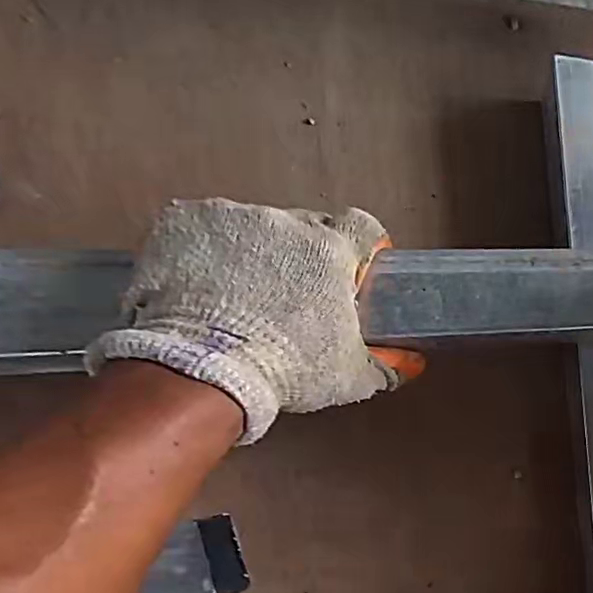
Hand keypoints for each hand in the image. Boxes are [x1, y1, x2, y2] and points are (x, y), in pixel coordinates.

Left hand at [88, 198, 422, 443]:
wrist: (206, 369)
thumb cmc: (289, 369)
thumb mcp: (353, 377)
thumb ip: (388, 365)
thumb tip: (411, 363)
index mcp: (332, 251)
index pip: (363, 226)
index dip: (364, 247)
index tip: (357, 269)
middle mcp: (284, 222)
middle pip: (308, 226)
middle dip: (308, 255)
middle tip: (300, 296)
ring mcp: (230, 215)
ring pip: (257, 227)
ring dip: (260, 253)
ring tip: (247, 296)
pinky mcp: (181, 221)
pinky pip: (208, 228)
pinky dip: (212, 251)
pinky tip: (210, 286)